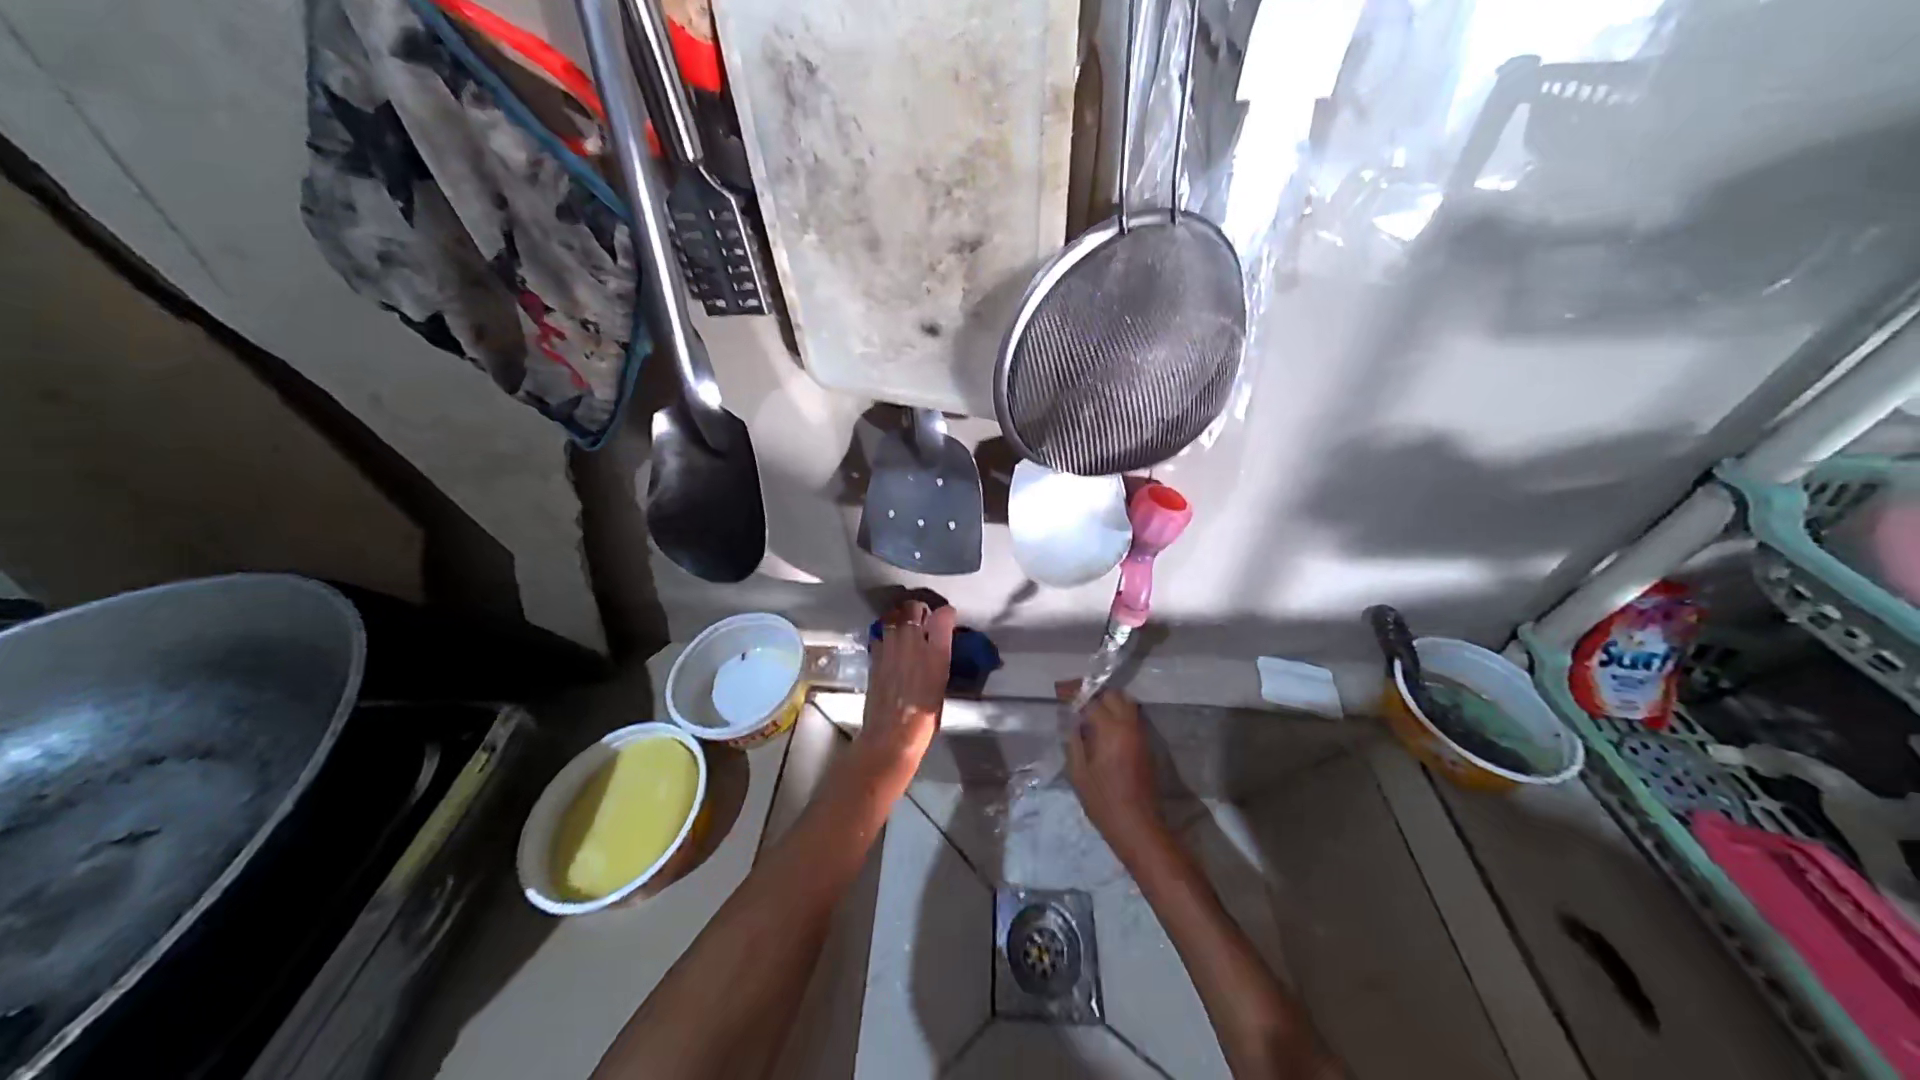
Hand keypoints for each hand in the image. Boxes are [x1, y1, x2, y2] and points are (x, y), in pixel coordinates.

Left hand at [860, 601, 955, 767]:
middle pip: (913, 608)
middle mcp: (913, 644)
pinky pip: (881, 633)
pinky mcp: (875, 656)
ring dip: (901, 616)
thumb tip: (938, 644)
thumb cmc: (925, 718)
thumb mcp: (941, 685)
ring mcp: (890, 648)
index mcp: (936, 653)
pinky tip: (890, 642)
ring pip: (894, 616)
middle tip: (924, 618)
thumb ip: (940, 658)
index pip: (943, 615)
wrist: (892, 736)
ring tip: (906, 625)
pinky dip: (887, 631)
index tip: (947, 617)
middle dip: (920, 608)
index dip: (946, 613)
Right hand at [1058, 682, 1164, 857]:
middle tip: (1075, 698)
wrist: (1137, 824)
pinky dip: (1118, 713)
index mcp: (1110, 730)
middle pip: (1113, 695)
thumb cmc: (1102, 801)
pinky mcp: (1146, 744)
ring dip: (1108, 701)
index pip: (1090, 700)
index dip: (1073, 692)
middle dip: (1093, 692)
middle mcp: (1129, 726)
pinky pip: (1132, 717)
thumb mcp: (1078, 771)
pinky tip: (1102, 726)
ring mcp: (1141, 734)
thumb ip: (1074, 740)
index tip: (1059, 690)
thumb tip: (1072, 721)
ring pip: (1126, 703)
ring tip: (1088, 710)